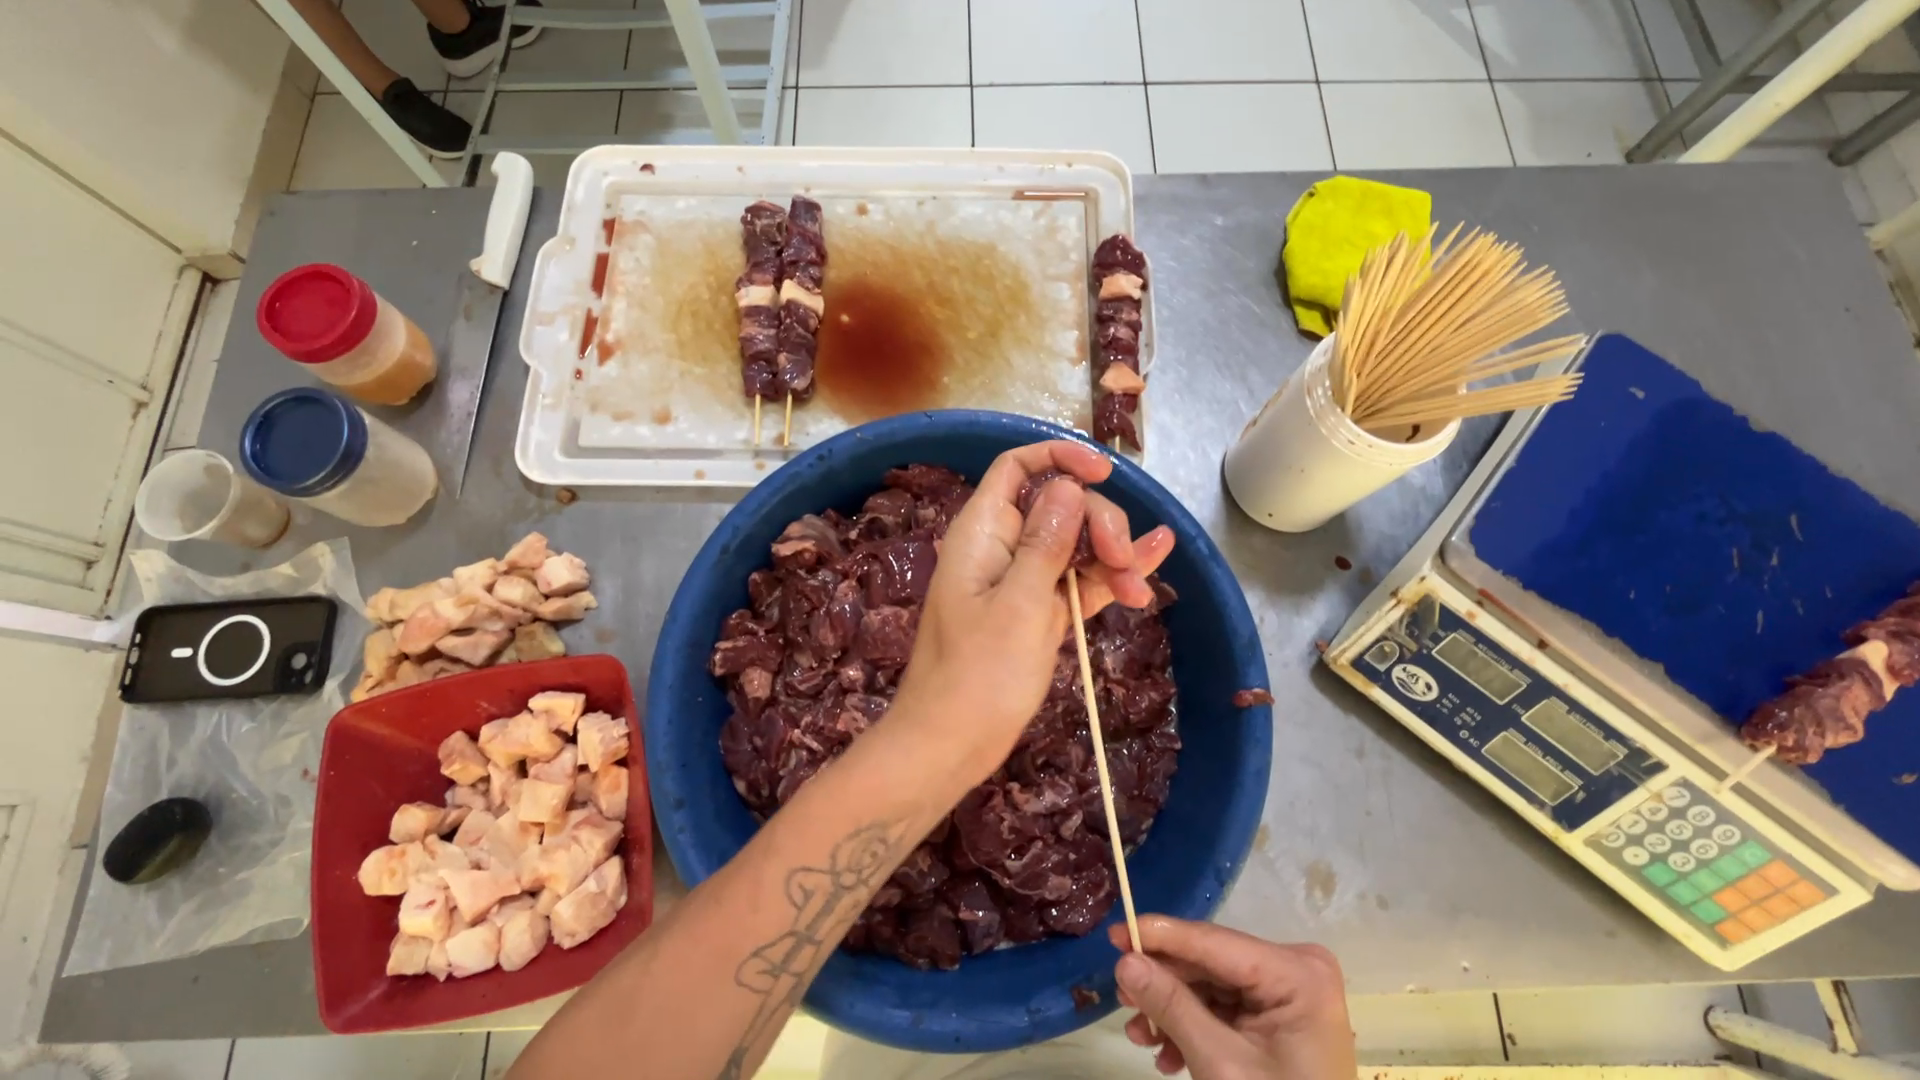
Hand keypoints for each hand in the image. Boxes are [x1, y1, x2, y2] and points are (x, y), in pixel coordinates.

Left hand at [892, 440, 1173, 778]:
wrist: (950, 745)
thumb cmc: (976, 677)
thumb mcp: (1018, 606)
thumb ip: (1044, 543)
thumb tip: (1068, 485)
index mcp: (982, 532)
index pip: (1017, 467)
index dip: (1059, 457)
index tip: (1104, 473)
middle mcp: (1002, 547)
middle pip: (1060, 505)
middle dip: (1099, 523)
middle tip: (1121, 563)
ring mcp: (1023, 581)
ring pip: (1076, 544)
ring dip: (1113, 557)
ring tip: (1140, 590)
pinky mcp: (1039, 612)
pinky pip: (1079, 581)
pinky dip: (1110, 578)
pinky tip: (1149, 570)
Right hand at [1110, 917, 1355, 1079]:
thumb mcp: (1220, 1063)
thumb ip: (1171, 1006)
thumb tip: (1124, 962)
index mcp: (1296, 972)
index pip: (1211, 940)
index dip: (1157, 935)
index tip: (1113, 934)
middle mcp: (1295, 967)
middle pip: (1208, 962)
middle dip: (1162, 984)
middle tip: (1121, 999)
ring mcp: (1289, 990)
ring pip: (1209, 984)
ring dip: (1171, 1009)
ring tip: (1139, 1037)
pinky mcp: (1279, 1013)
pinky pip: (1223, 1004)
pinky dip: (1193, 1025)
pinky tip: (1166, 1053)